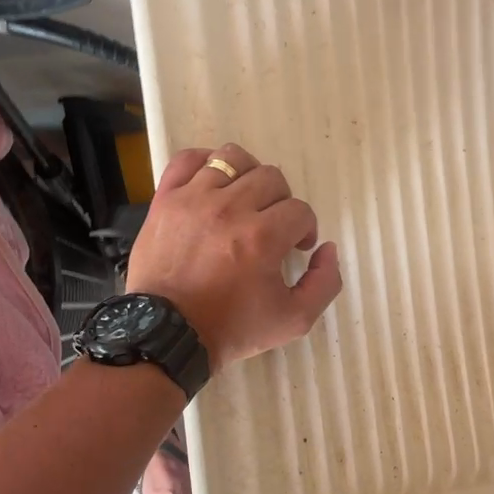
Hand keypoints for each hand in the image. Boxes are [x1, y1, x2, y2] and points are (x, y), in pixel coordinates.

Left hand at [125, 143, 341, 371]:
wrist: (169, 334)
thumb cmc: (232, 328)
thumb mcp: (294, 320)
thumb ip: (325, 283)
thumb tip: (327, 249)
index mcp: (262, 237)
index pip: (300, 211)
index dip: (305, 229)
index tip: (295, 248)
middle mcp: (229, 208)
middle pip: (271, 178)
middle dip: (281, 203)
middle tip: (272, 228)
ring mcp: (193, 199)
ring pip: (233, 159)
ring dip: (248, 177)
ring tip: (245, 201)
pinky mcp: (166, 199)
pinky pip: (188, 160)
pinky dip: (205, 164)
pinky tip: (214, 186)